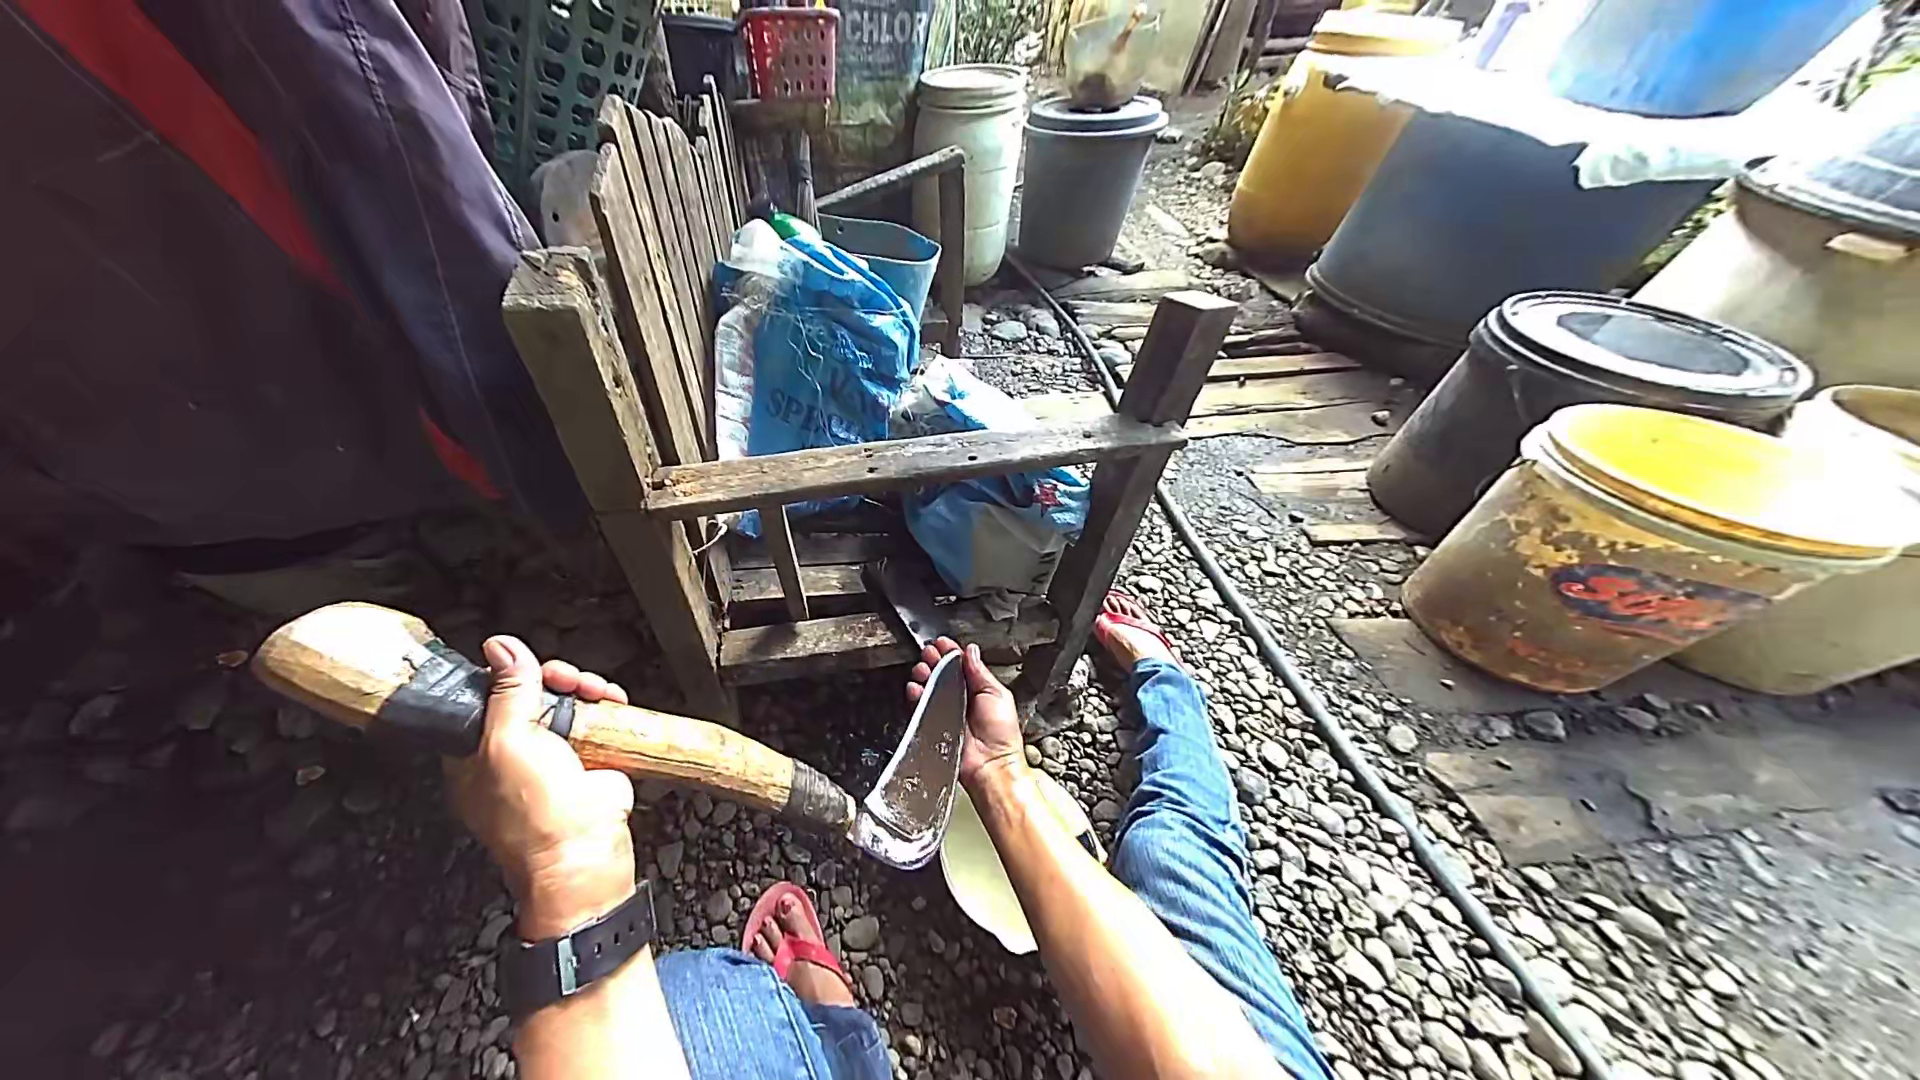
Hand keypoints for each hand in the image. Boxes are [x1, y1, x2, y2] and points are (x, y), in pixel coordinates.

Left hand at [446, 636, 639, 939]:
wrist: (585, 850)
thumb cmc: (536, 814)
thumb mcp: (508, 741)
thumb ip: (507, 691)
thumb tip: (501, 648)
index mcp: (475, 754)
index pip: (488, 698)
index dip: (509, 676)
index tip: (528, 669)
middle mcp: (514, 753)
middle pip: (534, 695)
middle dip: (554, 679)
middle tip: (566, 679)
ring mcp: (554, 756)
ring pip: (567, 702)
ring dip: (584, 688)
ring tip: (595, 691)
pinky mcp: (589, 758)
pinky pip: (597, 718)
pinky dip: (607, 704)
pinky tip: (612, 701)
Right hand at [906, 638, 1026, 792]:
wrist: (992, 764)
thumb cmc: (1001, 734)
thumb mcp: (997, 693)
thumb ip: (981, 672)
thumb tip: (971, 651)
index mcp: (978, 689)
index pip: (960, 665)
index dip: (950, 652)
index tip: (943, 643)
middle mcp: (960, 699)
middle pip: (942, 673)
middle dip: (934, 660)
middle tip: (929, 652)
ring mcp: (946, 711)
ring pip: (929, 687)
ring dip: (923, 674)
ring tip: (922, 668)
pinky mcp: (934, 725)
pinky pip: (920, 707)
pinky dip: (915, 695)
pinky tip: (915, 687)